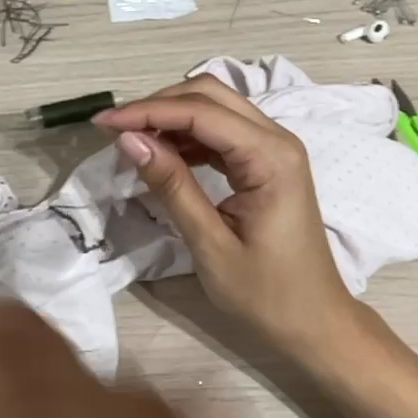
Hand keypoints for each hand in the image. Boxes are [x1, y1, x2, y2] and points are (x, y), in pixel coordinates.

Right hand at [92, 75, 358, 348]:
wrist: (314, 322)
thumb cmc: (266, 293)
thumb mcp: (210, 244)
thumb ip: (171, 186)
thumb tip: (129, 140)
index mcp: (270, 157)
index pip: (200, 112)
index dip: (147, 111)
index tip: (103, 123)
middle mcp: (277, 139)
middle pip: (209, 95)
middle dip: (157, 105)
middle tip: (114, 129)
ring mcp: (273, 148)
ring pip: (214, 107)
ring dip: (170, 116)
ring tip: (129, 140)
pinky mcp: (265, 162)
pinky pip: (220, 131)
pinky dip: (186, 135)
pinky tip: (160, 155)